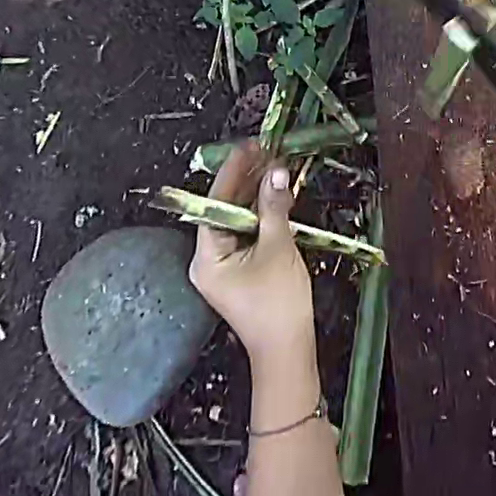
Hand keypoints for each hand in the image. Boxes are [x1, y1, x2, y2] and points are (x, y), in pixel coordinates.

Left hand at [189, 141, 315, 362]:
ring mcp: (226, 262)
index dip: (234, 172)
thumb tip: (276, 171)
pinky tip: (280, 192)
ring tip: (276, 164)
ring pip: (241, 217)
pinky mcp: (244, 266)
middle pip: (227, 207)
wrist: (288, 348)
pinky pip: (251, 230)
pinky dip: (265, 211)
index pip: (216, 202)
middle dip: (248, 179)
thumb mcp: (277, 247)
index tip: (249, 147)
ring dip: (259, 192)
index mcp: (207, 256)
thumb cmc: (277, 303)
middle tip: (267, 150)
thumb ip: (274, 207)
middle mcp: (210, 257)